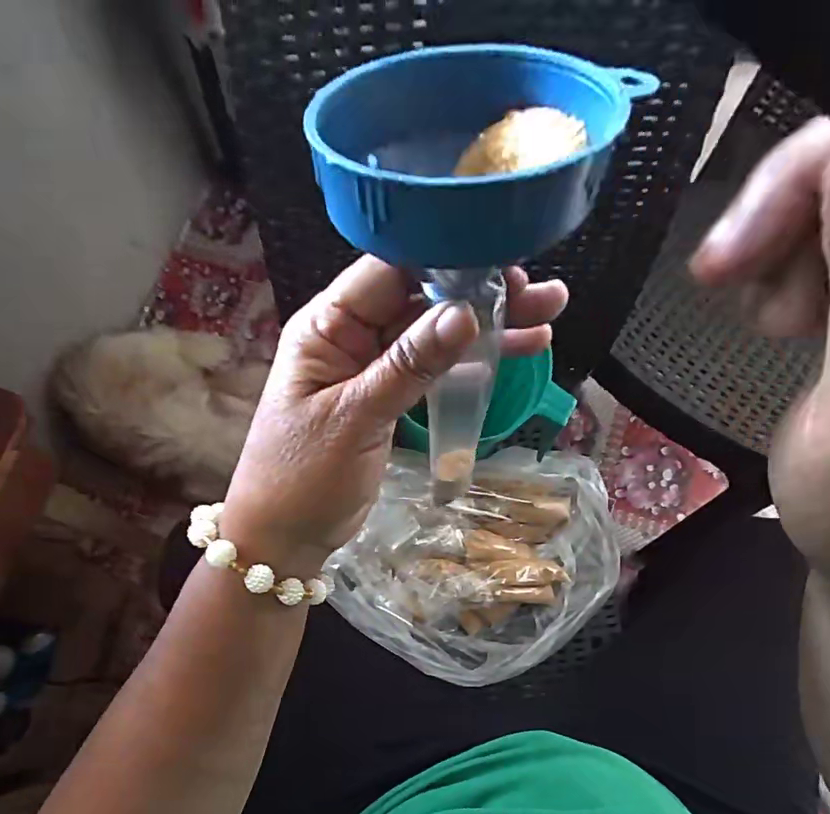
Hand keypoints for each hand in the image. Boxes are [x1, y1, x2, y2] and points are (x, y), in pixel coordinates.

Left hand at [221, 256, 567, 575]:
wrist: (284, 537)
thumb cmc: (302, 477)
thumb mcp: (355, 418)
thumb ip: (409, 366)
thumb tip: (465, 314)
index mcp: (326, 327)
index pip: (387, 272)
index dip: (443, 260)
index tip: (500, 259)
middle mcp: (349, 337)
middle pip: (418, 299)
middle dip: (477, 292)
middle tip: (537, 290)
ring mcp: (370, 368)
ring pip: (432, 332)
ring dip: (485, 325)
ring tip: (546, 311)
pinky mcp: (388, 398)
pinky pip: (432, 368)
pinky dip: (469, 361)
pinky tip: (515, 348)